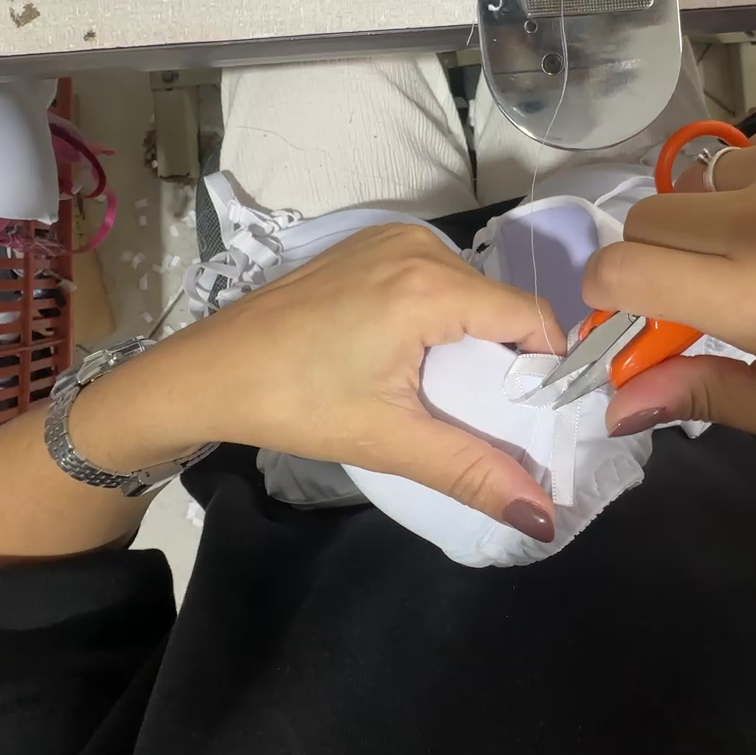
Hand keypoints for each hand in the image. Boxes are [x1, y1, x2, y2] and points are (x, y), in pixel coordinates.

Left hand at [77, 225, 565, 539]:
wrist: (210, 371)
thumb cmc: (296, 403)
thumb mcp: (389, 439)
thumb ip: (473, 472)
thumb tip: (543, 517)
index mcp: (430, 286)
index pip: (531, 316)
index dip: (545, 367)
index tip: (532, 414)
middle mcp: (421, 246)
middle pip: (500, 303)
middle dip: (504, 358)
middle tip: (480, 411)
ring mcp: (394, 236)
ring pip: (471, 289)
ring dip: (471, 336)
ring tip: (439, 385)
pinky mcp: (373, 242)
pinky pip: (438, 275)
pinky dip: (442, 313)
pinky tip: (409, 350)